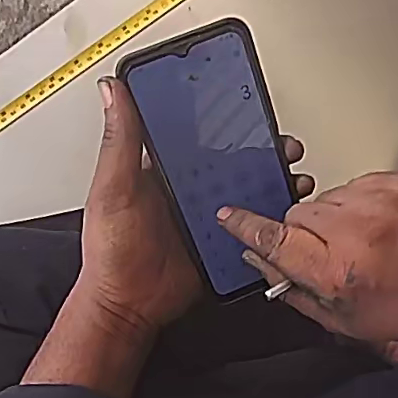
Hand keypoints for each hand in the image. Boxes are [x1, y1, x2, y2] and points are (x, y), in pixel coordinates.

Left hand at [77, 78, 315, 338]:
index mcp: (158, 169)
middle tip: (277, 140)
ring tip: (287, 170)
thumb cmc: (111, 252)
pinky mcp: (218, 239)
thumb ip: (119, 143)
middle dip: (256, 146)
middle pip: (226, 157)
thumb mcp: (111, 191)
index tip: (238, 99)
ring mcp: (203, 213)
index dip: (215, 115)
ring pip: (242, 187)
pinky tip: (279, 206)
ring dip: (267, 177)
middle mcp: (184, 188)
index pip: (190, 132)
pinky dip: (265, 213)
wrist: (127, 305)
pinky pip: (247, 221)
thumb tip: (112, 92)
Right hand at [218, 172, 397, 344]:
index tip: (229, 217)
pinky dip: (358, 205)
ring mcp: (379, 202)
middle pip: (296, 214)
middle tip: (331, 252)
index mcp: (338, 271)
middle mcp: (356, 232)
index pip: (275, 239)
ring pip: (323, 199)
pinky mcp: (397, 182)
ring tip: (363, 240)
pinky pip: (352, 186)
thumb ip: (291, 287)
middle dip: (303, 233)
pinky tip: (379, 227)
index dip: (246, 227)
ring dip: (332, 218)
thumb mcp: (341, 318)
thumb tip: (257, 256)